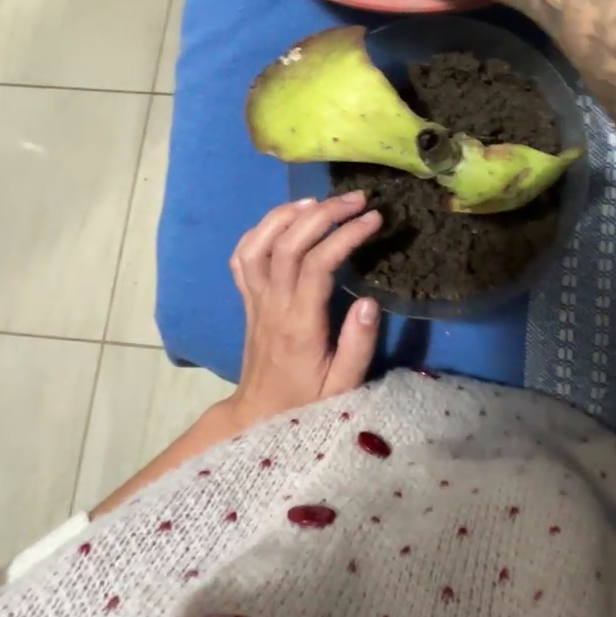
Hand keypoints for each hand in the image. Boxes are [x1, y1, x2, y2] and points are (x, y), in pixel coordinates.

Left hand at [226, 192, 383, 428]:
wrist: (257, 416)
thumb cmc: (307, 402)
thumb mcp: (343, 386)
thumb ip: (358, 345)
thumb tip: (369, 301)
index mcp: (299, 324)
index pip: (318, 264)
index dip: (344, 235)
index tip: (373, 220)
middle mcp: (272, 305)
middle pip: (287, 244)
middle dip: (323, 213)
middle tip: (357, 200)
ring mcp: (255, 300)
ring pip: (258, 244)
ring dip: (287, 215)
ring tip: (320, 201)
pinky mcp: (247, 300)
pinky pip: (242, 257)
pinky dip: (259, 230)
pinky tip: (285, 220)